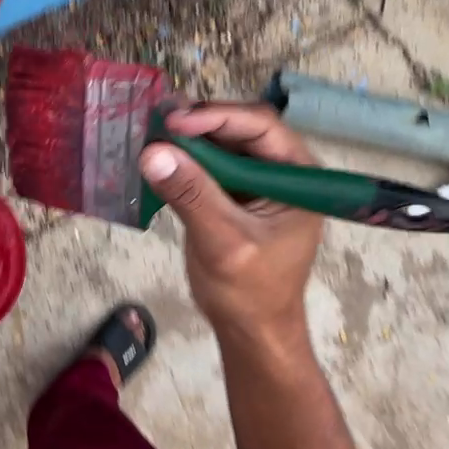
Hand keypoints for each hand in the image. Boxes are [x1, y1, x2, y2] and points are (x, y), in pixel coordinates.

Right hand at [140, 103, 323, 343]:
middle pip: (238, 129)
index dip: (216, 118)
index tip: (173, 122)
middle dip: (197, 124)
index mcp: (299, 175)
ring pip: (220, 145)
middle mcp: (281, 170)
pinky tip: (155, 159)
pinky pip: (206, 167)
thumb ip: (192, 195)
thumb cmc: (249, 292)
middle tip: (154, 122)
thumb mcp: (222, 242)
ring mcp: (256, 183)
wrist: (251, 330)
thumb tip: (153, 152)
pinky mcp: (231, 196)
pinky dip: (182, 162)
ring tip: (148, 135)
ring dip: (186, 141)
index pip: (260, 127)